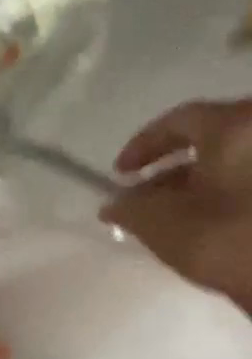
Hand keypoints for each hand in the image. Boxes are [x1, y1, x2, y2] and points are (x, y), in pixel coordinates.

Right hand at [103, 97, 251, 312]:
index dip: (143, 145)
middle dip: (183, 164)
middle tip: (155, 195)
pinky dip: (243, 192)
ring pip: (247, 159)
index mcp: (239, 127)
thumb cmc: (232, 238)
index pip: (180, 120)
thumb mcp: (160, 224)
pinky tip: (230, 218)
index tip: (121, 174)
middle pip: (222, 137)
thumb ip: (129, 208)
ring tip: (191, 213)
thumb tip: (118, 203)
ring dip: (217, 180)